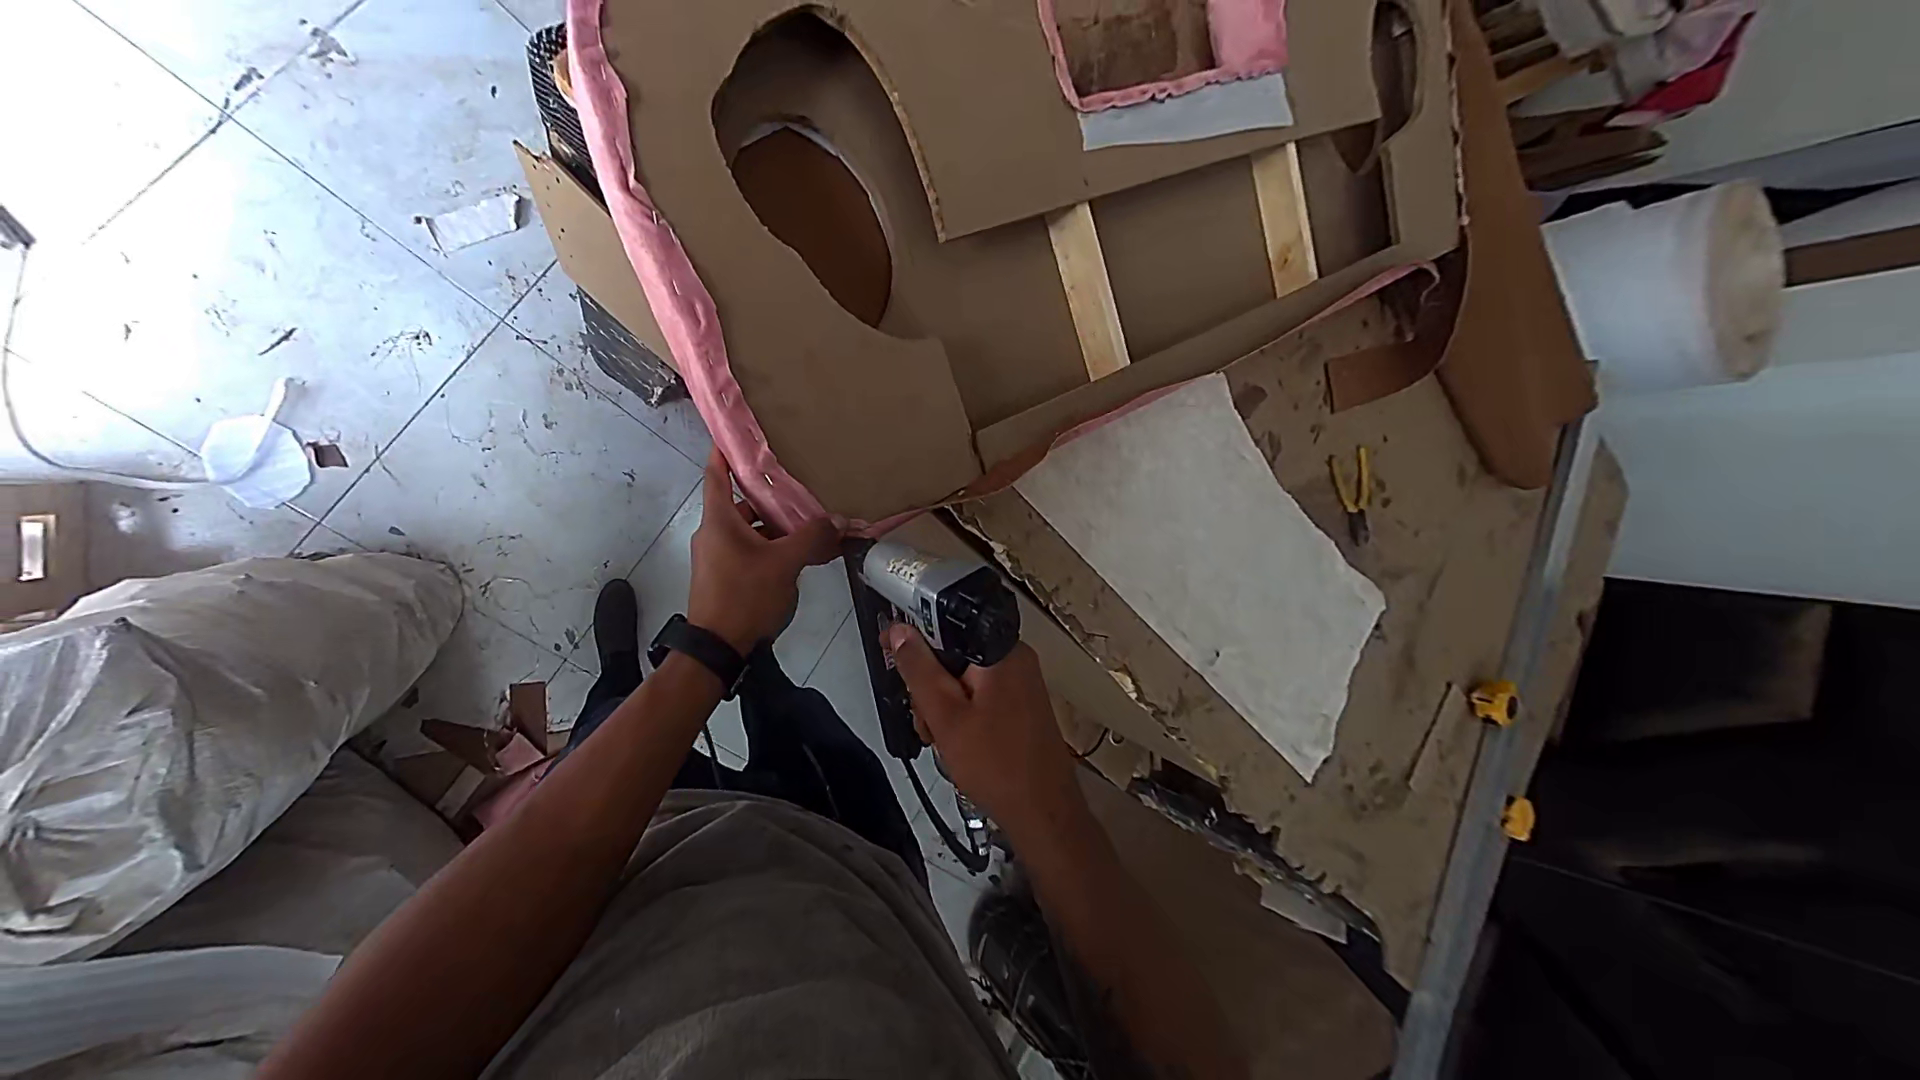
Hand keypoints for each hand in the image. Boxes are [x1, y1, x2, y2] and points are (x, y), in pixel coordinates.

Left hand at [688, 449, 839, 652]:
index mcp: (719, 520)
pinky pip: (750, 551)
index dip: (724, 451)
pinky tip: (799, 554)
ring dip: (775, 526)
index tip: (737, 433)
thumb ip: (813, 538)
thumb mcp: (785, 564)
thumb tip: (840, 520)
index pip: (716, 474)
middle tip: (798, 485)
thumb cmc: (745, 596)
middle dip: (769, 496)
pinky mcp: (725, 577)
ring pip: (749, 530)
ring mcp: (717, 557)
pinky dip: (771, 547)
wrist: (718, 648)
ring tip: (808, 522)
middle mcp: (714, 533)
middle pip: (741, 503)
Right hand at [885, 624, 1083, 837]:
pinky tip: (957, 743)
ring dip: (943, 704)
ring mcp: (1021, 683)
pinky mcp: (1021, 704)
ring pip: (964, 678)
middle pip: (955, 653)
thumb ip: (919, 669)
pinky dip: (962, 713)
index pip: (949, 623)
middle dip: (930, 684)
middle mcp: (1015, 659)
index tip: (890, 651)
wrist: (1044, 815)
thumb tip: (899, 630)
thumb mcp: (945, 715)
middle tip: (925, 719)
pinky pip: (981, 695)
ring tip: (941, 739)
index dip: (915, 635)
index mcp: (1001, 652)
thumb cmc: (996, 766)